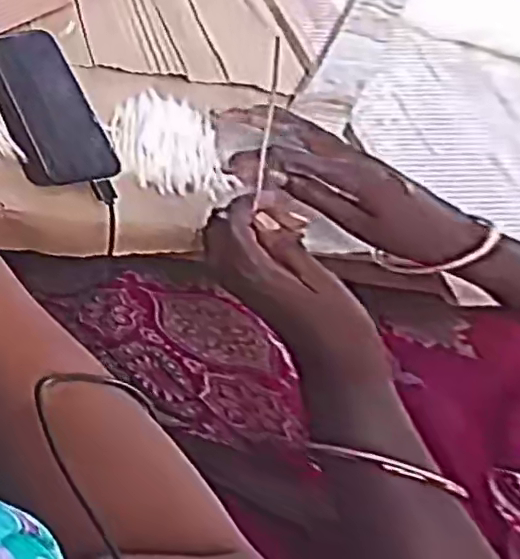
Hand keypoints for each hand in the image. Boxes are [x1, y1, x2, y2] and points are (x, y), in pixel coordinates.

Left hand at [206, 194, 388, 379]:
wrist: (335, 363)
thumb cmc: (340, 325)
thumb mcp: (321, 279)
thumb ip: (285, 245)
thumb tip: (264, 218)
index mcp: (246, 265)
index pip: (230, 220)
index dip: (247, 203)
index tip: (271, 195)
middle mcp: (225, 268)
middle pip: (217, 224)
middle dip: (242, 211)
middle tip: (279, 208)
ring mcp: (225, 276)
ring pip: (218, 235)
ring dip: (241, 223)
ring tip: (282, 223)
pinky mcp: (233, 282)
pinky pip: (225, 249)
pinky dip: (242, 238)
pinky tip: (274, 241)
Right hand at [222, 107, 492, 268]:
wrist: (460, 241)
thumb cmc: (411, 237)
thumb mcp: (354, 222)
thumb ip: (310, 195)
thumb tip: (273, 177)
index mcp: (350, 173)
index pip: (288, 157)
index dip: (255, 160)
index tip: (233, 169)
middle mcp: (353, 158)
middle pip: (299, 128)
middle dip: (259, 117)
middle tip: (228, 115)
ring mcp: (359, 156)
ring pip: (308, 129)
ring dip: (274, 121)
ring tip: (246, 117)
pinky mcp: (361, 161)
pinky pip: (319, 139)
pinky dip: (292, 131)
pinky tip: (280, 136)